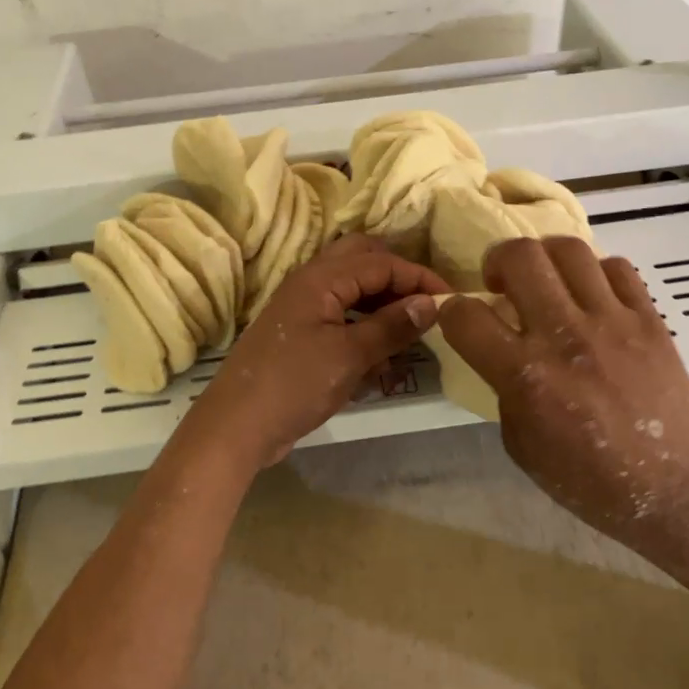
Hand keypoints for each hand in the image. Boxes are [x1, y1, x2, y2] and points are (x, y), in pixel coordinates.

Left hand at [182, 235, 448, 469]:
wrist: (237, 427)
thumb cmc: (293, 386)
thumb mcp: (349, 356)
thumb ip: (391, 326)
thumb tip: (431, 303)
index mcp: (320, 279)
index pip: (381, 262)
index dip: (419, 277)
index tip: (451, 300)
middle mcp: (309, 283)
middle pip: (363, 262)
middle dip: (398, 278)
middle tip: (427, 305)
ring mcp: (302, 309)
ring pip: (351, 289)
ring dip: (382, 302)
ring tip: (411, 330)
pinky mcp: (300, 335)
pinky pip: (340, 316)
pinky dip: (364, 326)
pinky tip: (383, 355)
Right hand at [438, 237, 688, 547]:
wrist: (667, 486)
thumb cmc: (585, 478)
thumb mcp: (520, 443)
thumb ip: (505, 390)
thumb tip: (503, 353)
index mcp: (525, 376)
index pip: (466, 316)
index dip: (452, 311)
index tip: (461, 318)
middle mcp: (564, 336)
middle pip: (519, 257)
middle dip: (497, 261)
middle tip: (502, 283)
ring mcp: (611, 322)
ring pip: (568, 249)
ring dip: (545, 258)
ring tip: (547, 280)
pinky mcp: (649, 319)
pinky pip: (616, 267)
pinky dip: (595, 273)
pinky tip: (591, 297)